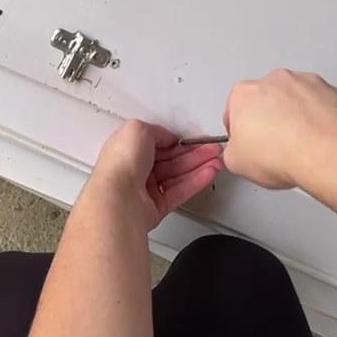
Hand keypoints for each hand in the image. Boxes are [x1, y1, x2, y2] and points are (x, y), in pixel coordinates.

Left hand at [86, 120, 224, 229]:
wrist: (118, 196)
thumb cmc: (120, 163)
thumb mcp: (138, 129)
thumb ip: (157, 130)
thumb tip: (168, 135)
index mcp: (128, 150)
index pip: (159, 144)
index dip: (180, 142)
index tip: (197, 139)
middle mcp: (135, 170)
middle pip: (171, 160)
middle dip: (195, 154)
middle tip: (213, 149)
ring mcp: (145, 190)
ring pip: (177, 176)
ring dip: (199, 167)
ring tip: (217, 161)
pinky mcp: (155, 208)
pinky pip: (179, 193)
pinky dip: (195, 182)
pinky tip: (209, 173)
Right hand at [222, 69, 336, 189]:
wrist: (326, 153)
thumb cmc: (282, 153)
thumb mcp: (237, 163)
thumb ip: (234, 151)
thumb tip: (241, 153)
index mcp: (245, 93)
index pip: (235, 111)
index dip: (241, 131)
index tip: (249, 146)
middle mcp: (275, 81)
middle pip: (267, 100)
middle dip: (270, 119)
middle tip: (276, 147)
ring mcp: (307, 83)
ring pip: (297, 99)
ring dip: (297, 116)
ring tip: (302, 145)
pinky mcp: (334, 92)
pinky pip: (322, 105)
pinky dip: (321, 119)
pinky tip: (321, 141)